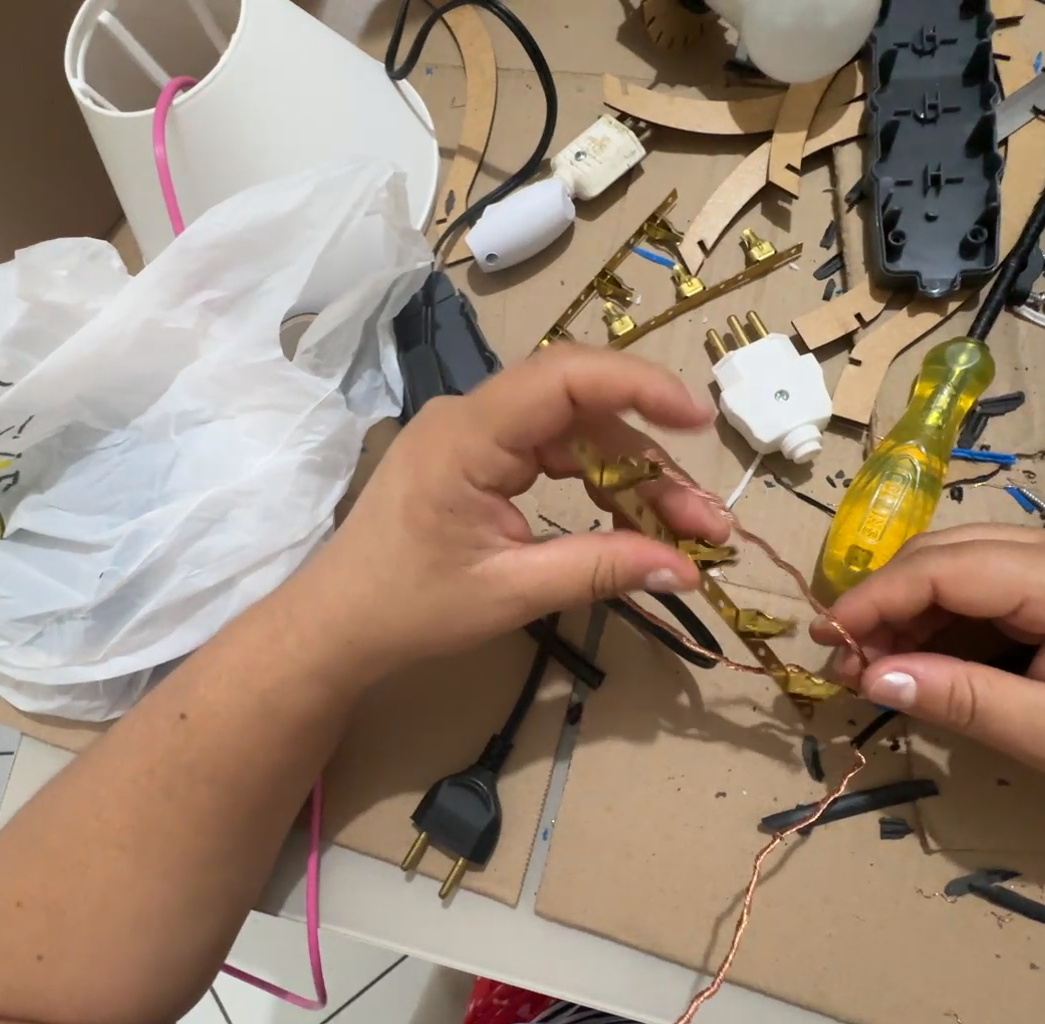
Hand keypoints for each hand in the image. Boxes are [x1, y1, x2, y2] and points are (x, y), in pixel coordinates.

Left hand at [296, 345, 728, 670]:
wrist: (338, 624)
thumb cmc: (409, 607)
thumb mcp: (510, 592)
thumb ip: (599, 570)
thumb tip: (687, 570)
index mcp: (467, 435)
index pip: (565, 378)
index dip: (639, 386)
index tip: (698, 420)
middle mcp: (472, 418)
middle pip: (582, 413)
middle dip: (650, 464)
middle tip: (706, 521)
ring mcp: (475, 436)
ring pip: (575, 436)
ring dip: (631, 481)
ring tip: (684, 533)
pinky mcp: (480, 459)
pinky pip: (553, 456)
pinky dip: (596, 487)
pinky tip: (631, 522)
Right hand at [810, 525, 1044, 814]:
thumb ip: (964, 701)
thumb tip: (869, 677)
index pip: (942, 568)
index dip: (871, 599)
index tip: (823, 641)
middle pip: (939, 556)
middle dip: (881, 604)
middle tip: (845, 662)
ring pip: (951, 566)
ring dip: (904, 613)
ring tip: (874, 668)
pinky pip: (977, 586)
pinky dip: (937, 620)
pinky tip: (922, 659)